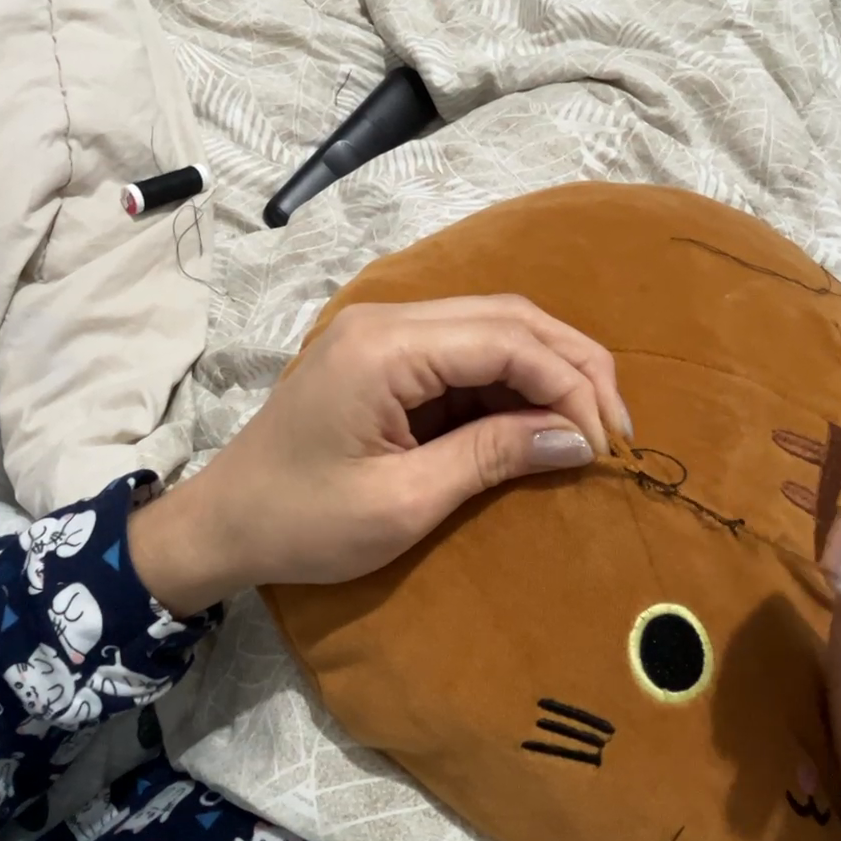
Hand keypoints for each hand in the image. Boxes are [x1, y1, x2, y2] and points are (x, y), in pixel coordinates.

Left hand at [129, 296, 630, 614]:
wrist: (225, 521)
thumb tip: (579, 440)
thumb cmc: (303, 523)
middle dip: (571, 363)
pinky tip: (534, 419)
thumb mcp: (403, 502)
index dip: (570, 384)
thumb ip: (492, 457)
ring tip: (587, 425)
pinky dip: (506, 382)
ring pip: (489, 327)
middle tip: (615, 425)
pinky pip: (461, 353)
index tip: (606, 445)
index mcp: (385, 348)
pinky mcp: (381, 356)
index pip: (506, 339)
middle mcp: (386, 320)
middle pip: (506, 317)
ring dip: (545, 369)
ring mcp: (381, 333)